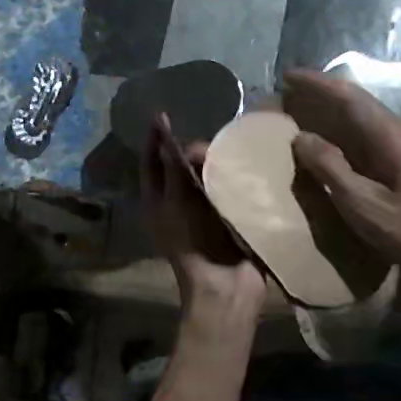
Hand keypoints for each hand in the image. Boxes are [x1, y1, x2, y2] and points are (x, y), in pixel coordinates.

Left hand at [142, 115, 267, 318]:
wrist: (224, 286)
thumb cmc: (192, 244)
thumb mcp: (176, 203)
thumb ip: (173, 168)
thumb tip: (166, 134)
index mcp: (159, 201)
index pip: (152, 162)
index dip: (155, 139)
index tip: (163, 114)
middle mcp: (179, 204)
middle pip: (182, 166)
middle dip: (191, 148)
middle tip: (208, 136)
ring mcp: (206, 211)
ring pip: (207, 176)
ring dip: (217, 160)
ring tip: (229, 142)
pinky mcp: (230, 218)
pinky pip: (231, 189)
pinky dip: (236, 176)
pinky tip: (248, 161)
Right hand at [283, 69, 400, 282]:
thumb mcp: (363, 204)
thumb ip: (331, 168)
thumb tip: (301, 138)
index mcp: (391, 136)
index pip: (350, 98)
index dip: (317, 85)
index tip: (287, 76)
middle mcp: (398, 132)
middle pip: (355, 102)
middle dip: (319, 94)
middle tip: (285, 92)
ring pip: (359, 117)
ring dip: (328, 110)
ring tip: (296, 108)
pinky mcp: (400, 162)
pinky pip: (363, 135)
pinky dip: (338, 131)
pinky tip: (322, 138)